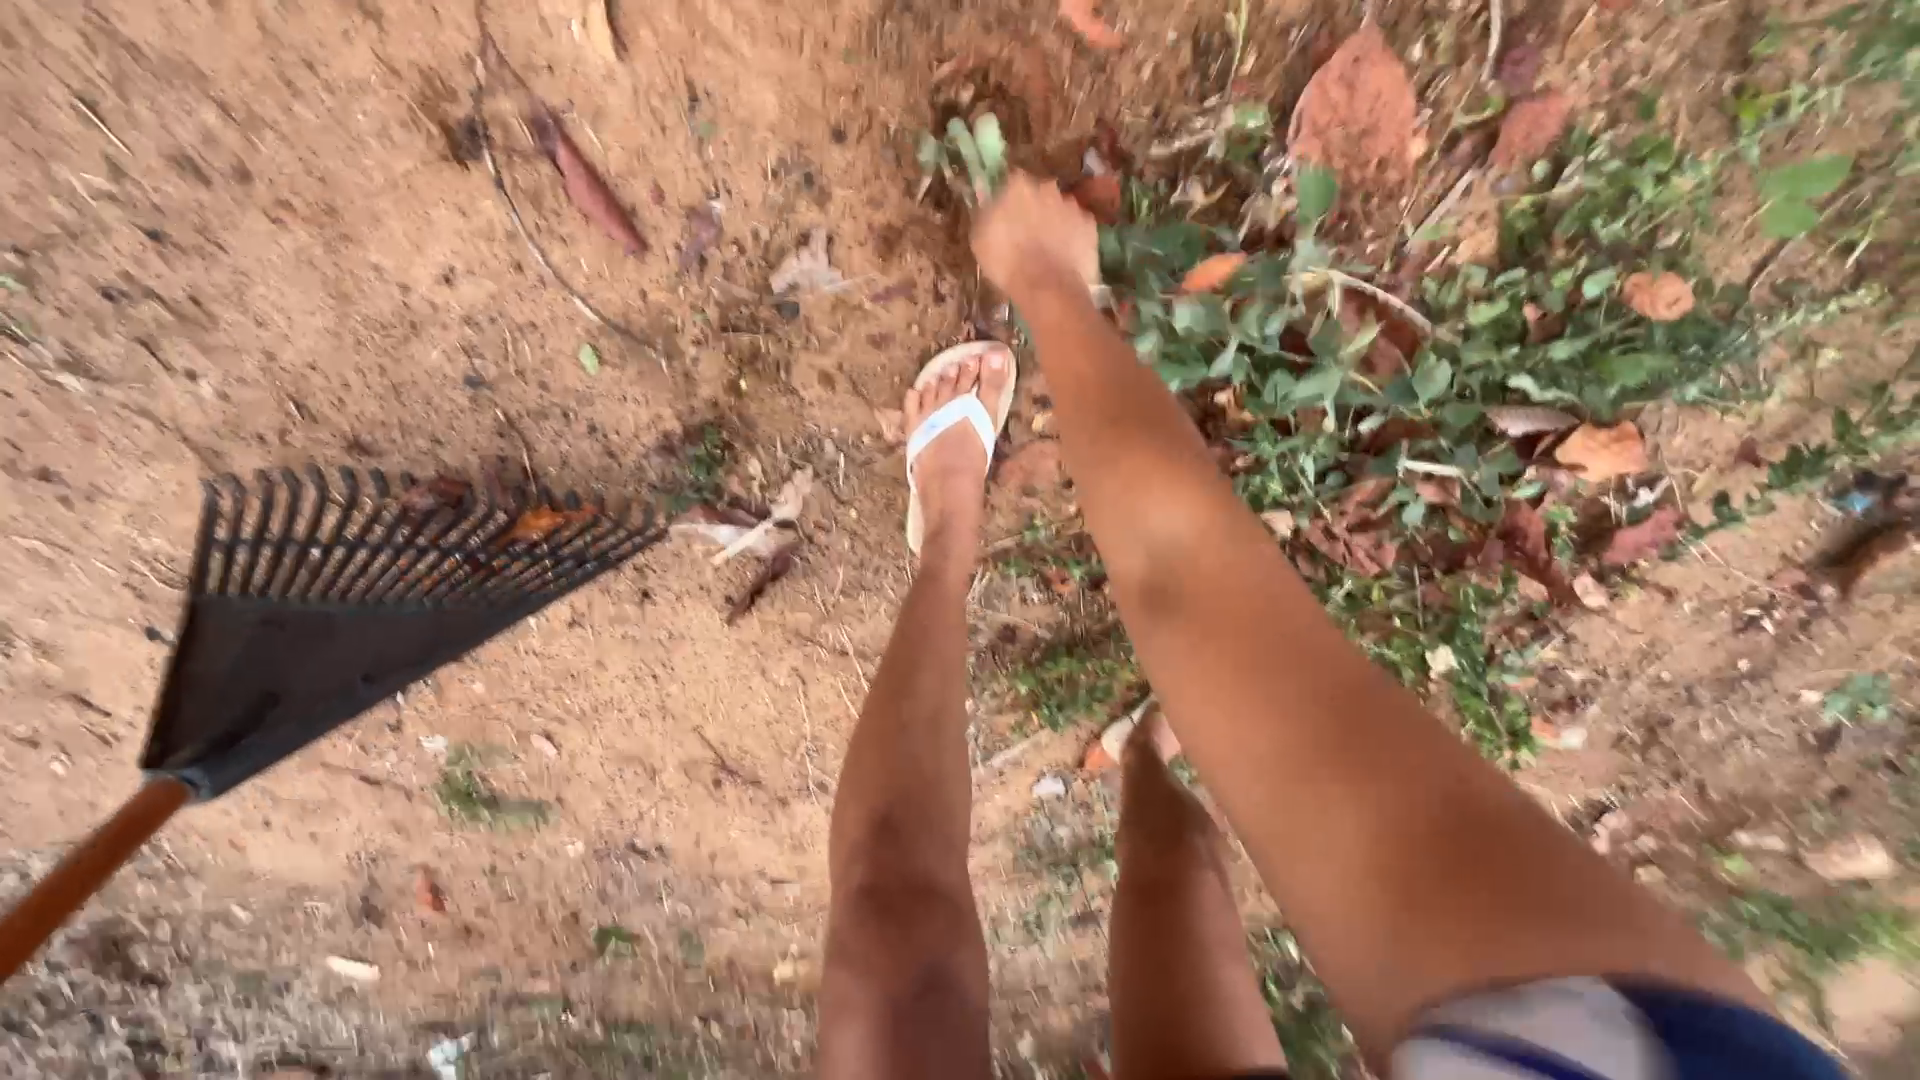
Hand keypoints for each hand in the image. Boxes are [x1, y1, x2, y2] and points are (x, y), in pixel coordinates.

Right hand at [970, 171, 1099, 296]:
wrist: (1046, 287)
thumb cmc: (1006, 263)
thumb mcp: (980, 239)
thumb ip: (987, 214)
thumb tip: (991, 205)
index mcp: (1018, 185)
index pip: (1013, 183)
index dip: (1011, 201)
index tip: (1008, 217)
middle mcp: (1047, 187)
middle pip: (1040, 193)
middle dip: (1036, 209)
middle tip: (1029, 234)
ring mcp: (1072, 205)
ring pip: (1062, 209)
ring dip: (1056, 223)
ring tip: (1049, 249)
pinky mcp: (1090, 225)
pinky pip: (1079, 227)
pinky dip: (1073, 237)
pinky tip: (1066, 256)